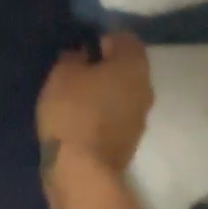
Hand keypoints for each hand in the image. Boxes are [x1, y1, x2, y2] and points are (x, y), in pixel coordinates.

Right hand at [36, 33, 153, 174]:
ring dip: (105, 98)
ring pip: (123, 96)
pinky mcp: (130, 142)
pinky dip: (103, 120)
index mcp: (133, 62)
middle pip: (126, 69)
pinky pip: (116, 121)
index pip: (122, 38)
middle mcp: (146, 85)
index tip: (78, 55)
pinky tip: (82, 129)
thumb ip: (72, 58)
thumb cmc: (72, 113)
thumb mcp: (61, 76)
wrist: (82, 170)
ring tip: (77, 108)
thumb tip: (81, 55)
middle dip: (105, 71)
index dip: (100, 42)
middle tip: (77, 81)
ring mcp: (141, 117)